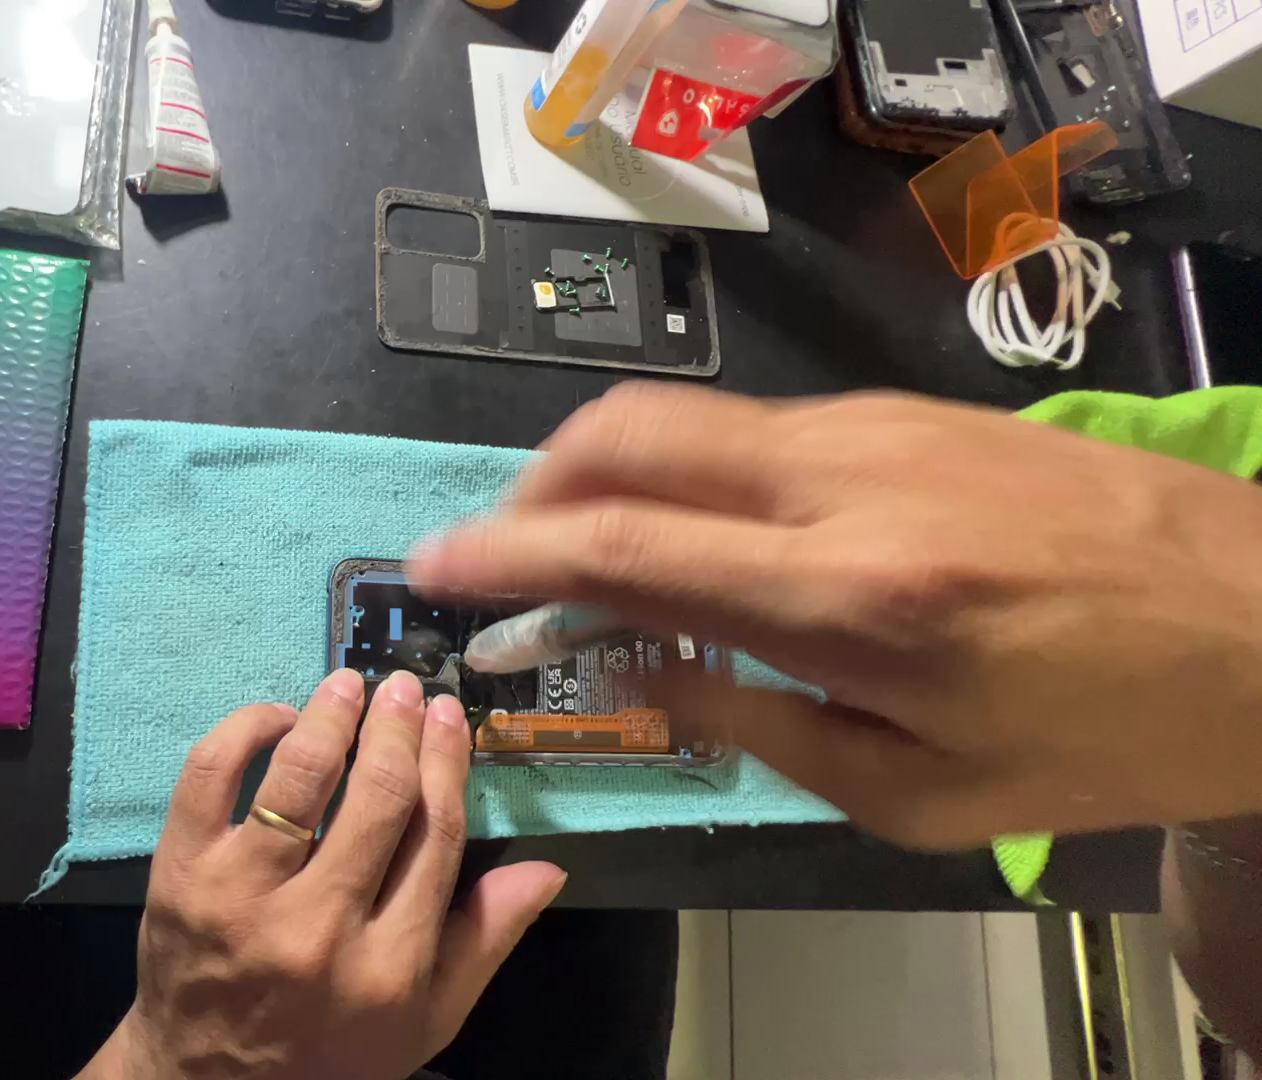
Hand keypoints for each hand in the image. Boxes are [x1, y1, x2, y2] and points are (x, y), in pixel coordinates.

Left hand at [81, 669, 565, 1079]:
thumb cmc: (328, 1049)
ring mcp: (241, 894)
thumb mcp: (423, 1020)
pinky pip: (211, 774)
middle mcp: (319, 924)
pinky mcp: (181, 872)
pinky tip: (276, 718)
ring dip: (330, 715)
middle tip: (404, 687)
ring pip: (298, 776)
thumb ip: (485, 940)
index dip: (446, 760)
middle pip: (376, 794)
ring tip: (346, 684)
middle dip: (397, 726)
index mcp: (390, 963)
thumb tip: (547, 868)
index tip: (447, 714)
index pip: (434, 831)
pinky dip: (245, 729)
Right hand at [410, 384, 1261, 847]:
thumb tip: (631, 670)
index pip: (624, 551)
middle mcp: (839, 485)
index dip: (508, 551)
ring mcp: (859, 428)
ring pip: (662, 418)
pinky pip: (719, 426)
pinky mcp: (878, 408)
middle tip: (505, 550)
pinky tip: (671, 523)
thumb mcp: (914, 791)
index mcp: (851, 600)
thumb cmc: (1102, 733)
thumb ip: (746, 725)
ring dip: (583, 473)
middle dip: (529, 488)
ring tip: (573, 540)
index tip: (436, 562)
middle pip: (622, 442)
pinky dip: (654, 468)